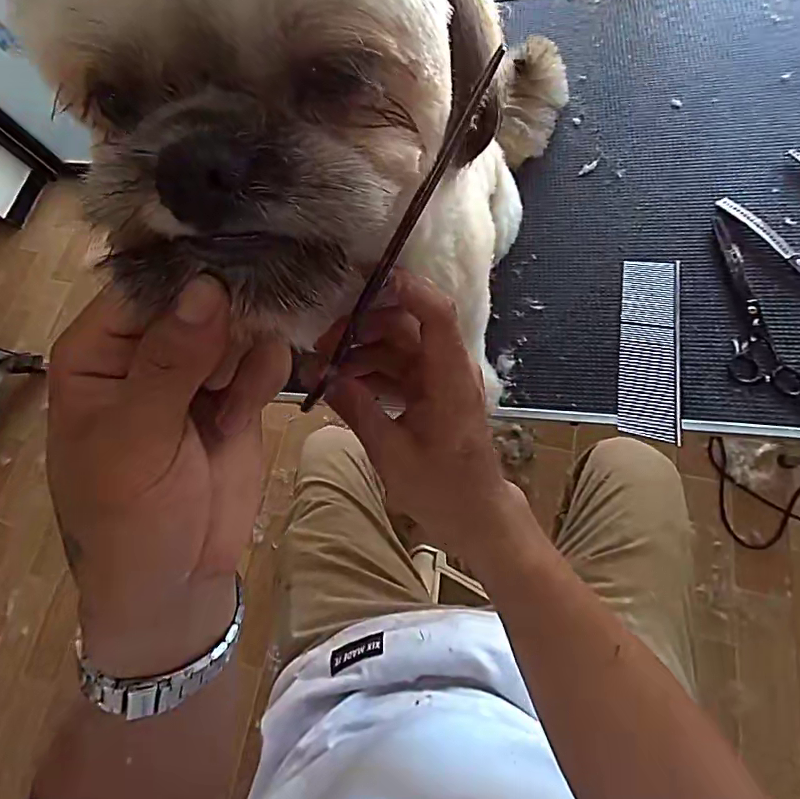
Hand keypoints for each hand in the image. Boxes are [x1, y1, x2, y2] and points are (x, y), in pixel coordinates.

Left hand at [47, 277, 291, 675]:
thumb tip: (206, 285)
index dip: (189, 273)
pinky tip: (244, 413)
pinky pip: (263, 355)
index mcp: (99, 349)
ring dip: (247, 352)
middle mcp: (147, 346)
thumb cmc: (128, 520)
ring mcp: (195, 366)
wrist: (175, 584)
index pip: (145, 284)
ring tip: (230, 400)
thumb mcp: (136, 444)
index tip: (237, 265)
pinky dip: (263, 377)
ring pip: (239, 319)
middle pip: (200, 293)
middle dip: (228, 315)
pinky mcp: (235, 389)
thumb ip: (171, 363)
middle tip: (234, 353)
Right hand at [311, 271, 535, 562]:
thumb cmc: (444, 490)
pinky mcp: (428, 392)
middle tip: (323, 345)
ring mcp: (437, 379)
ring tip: (324, 368)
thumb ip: (358, 410)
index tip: (365, 282)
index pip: (437, 314)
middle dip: (362, 326)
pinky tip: (341, 384)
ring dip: (360, 350)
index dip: (407, 289)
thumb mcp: (393, 454)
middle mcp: (446, 368)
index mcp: (450, 377)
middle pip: (406, 324)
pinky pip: (395, 367)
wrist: (476, 516)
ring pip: (396, 345)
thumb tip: (324, 378)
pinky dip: (369, 370)